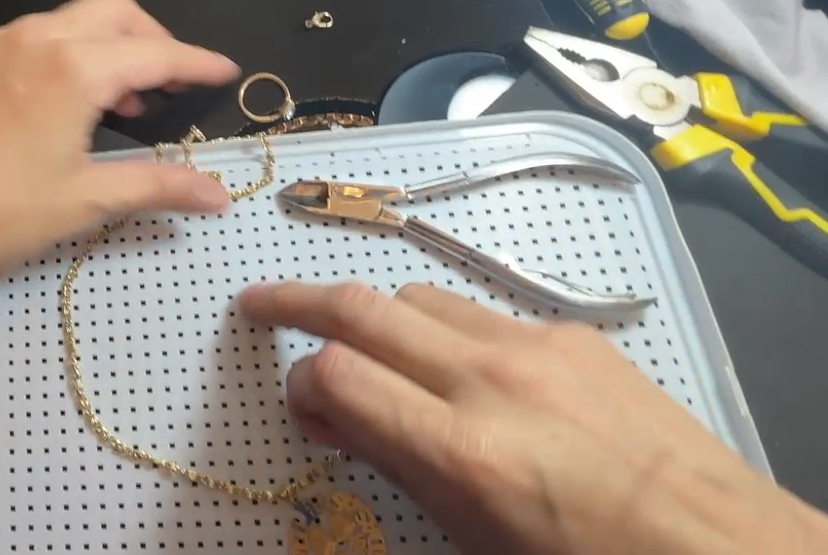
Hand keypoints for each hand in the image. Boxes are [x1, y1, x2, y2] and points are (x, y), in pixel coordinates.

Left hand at [0, 0, 238, 300]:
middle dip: (151, 38)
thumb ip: (158, 185)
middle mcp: (34, 38)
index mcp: (73, 69)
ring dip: (104, 46)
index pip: (154, 53)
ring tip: (118, 101)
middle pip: (113, 12)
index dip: (196, 62)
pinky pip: (26, 36)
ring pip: (67, 20)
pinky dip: (60, 53)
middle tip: (168, 84)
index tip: (224, 70)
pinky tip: (55, 99)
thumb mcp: (84, 200)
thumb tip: (219, 195)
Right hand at [240, 281, 827, 554]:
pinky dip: (445, 333)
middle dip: (293, 299)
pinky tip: (473, 376)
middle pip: (358, 306)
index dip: (299, 385)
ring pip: (412, 297)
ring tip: (377, 353)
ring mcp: (533, 345)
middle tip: (257, 303)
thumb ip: (394, 466)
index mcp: (466, 456)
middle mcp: (490, 381)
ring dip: (376, 318)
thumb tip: (331, 410)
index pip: (335, 375)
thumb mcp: (477, 545)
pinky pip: (477, 311)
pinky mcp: (570, 332)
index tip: (301, 405)